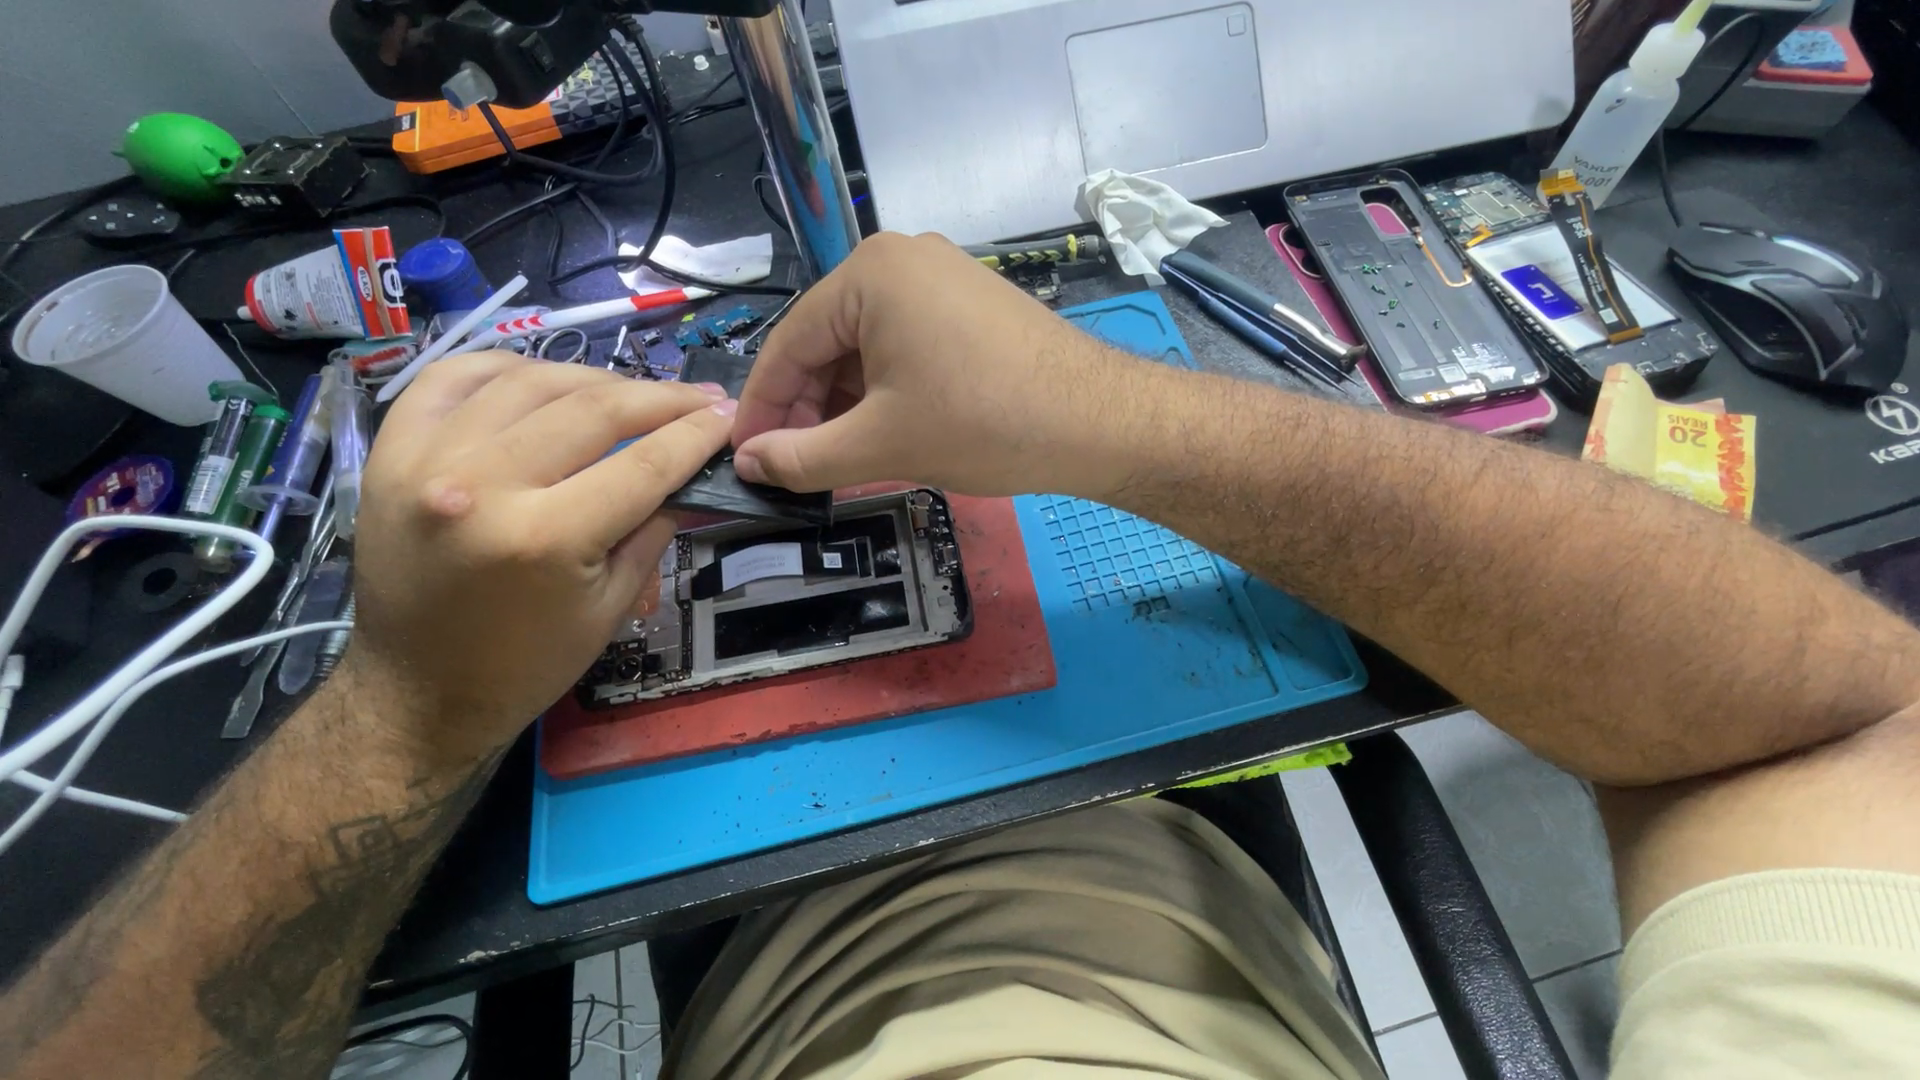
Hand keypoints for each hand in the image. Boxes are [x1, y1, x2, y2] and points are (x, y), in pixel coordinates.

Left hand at [344, 353, 732, 762]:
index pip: (644, 463)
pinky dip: (510, 368)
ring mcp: (426, 459)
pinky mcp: (390, 452)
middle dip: (662, 398)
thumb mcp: (612, 606)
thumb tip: (687, 474)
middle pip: (594, 409)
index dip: (696, 434)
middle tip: (700, 397)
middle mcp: (482, 484)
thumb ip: (652, 529)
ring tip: (632, 393)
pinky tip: (546, 381)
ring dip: (596, 378)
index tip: (729, 415)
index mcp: (544, 538)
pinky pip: (456, 377)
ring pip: (532, 381)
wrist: (418, 692)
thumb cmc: (528, 663)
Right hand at [732, 231, 1139, 496]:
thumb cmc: (982, 424)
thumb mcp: (880, 445)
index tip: (745, 459)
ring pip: (866, 347)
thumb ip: (802, 457)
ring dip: (846, 404)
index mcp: (869, 274)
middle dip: (809, 409)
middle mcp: (902, 259)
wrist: (1098, 423)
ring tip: (840, 458)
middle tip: (796, 468)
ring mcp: (943, 278)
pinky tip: (884, 430)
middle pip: (827, 342)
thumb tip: (748, 463)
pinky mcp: (971, 305)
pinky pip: (905, 345)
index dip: (763, 409)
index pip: (788, 345)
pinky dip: (885, 389)